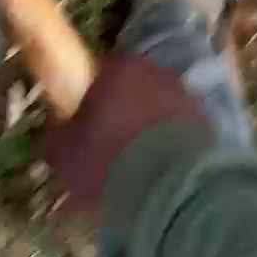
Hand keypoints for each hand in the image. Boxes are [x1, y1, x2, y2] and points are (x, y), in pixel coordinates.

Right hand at [40, 55, 208, 214]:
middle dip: (121, 109)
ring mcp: (183, 93)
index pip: (98, 72)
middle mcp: (152, 70)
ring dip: (147, 125)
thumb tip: (51, 132)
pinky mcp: (206, 119)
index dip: (90, 98)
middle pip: (130, 86)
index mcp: (116, 68)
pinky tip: (161, 170)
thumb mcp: (65, 156)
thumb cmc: (109, 161)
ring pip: (156, 105)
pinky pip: (179, 127)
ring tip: (138, 163)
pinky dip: (170, 142)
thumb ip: (54, 138)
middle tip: (110, 146)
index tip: (85, 126)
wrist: (171, 188)